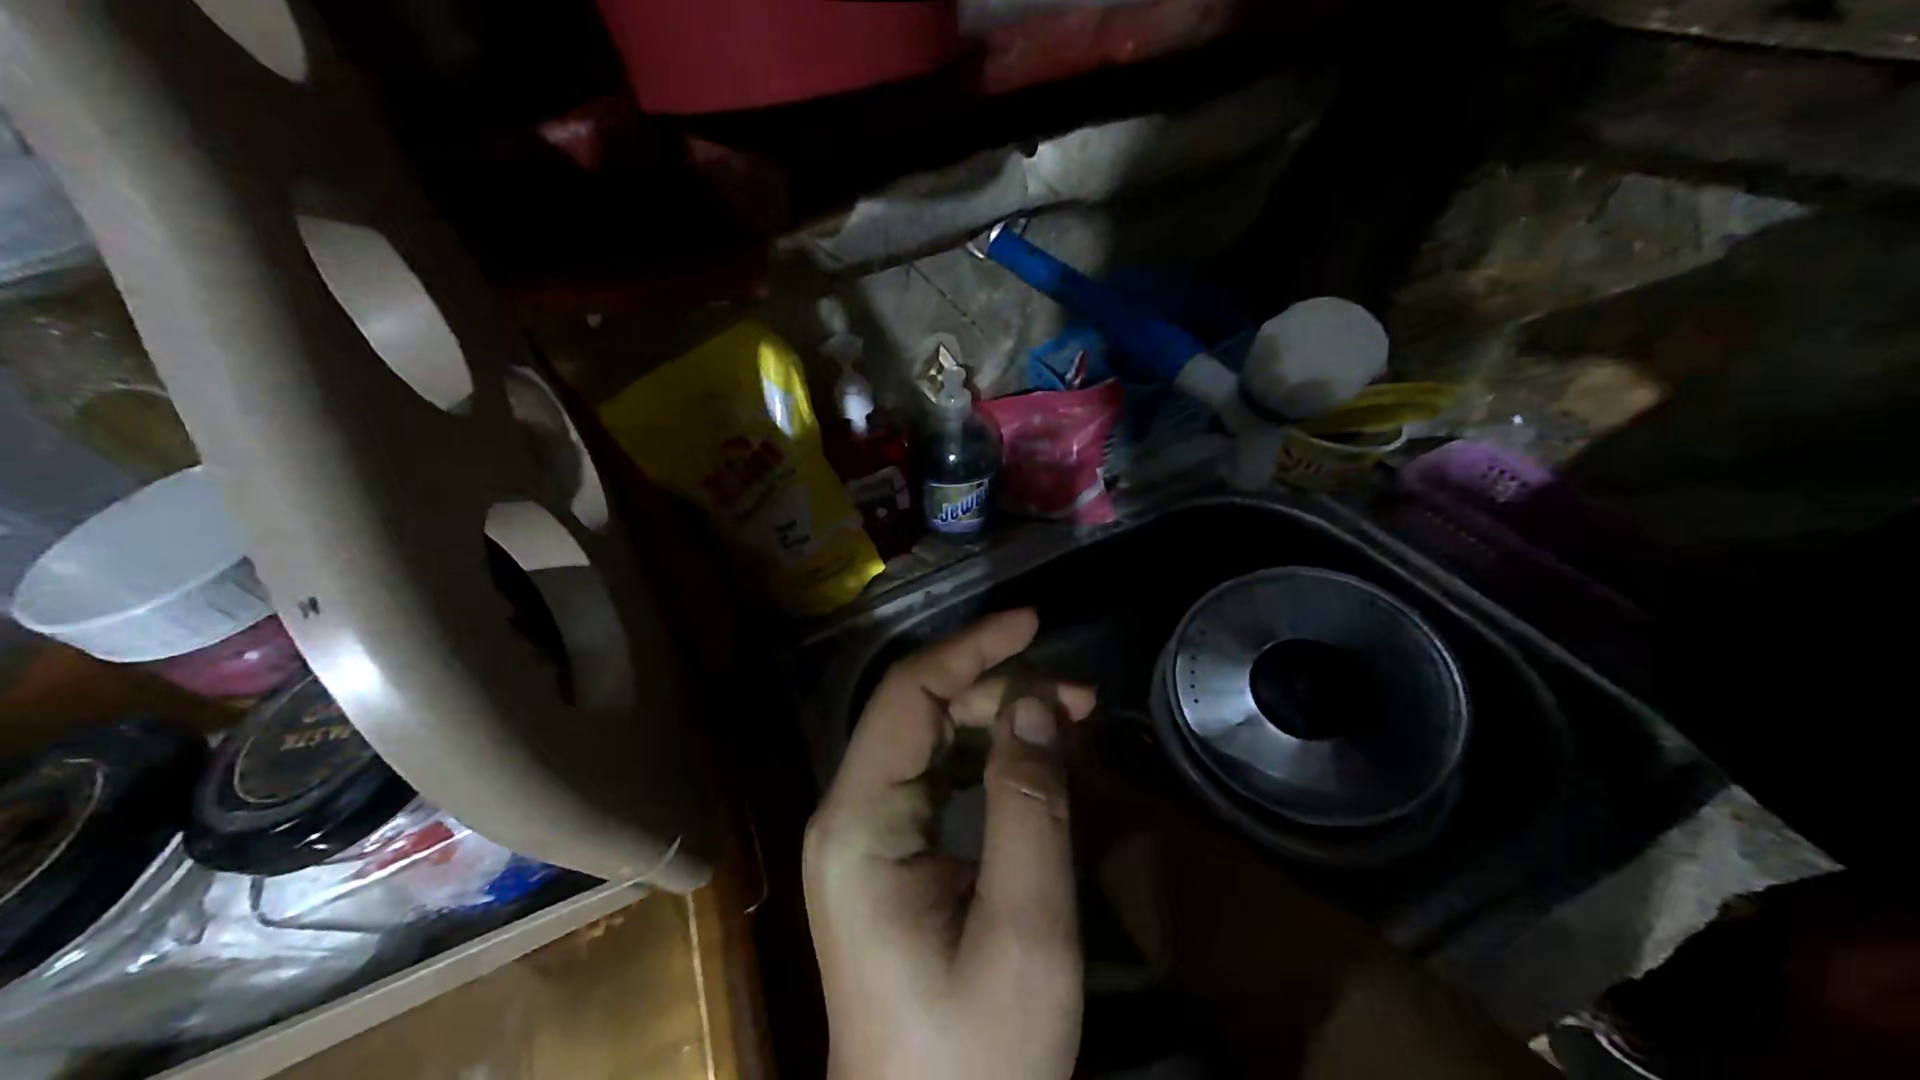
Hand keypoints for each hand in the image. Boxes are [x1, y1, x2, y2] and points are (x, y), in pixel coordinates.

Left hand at [803, 609, 1095, 1079]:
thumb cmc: (976, 1051)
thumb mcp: (1024, 930)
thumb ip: (1030, 806)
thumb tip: (1037, 702)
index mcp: (861, 823)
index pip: (909, 695)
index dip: (971, 648)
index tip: (1033, 622)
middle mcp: (849, 815)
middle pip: (918, 711)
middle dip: (995, 685)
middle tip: (1077, 695)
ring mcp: (864, 836)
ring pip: (928, 739)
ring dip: (995, 717)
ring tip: (1068, 717)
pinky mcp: (886, 856)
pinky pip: (934, 777)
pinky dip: (984, 754)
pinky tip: (1031, 756)